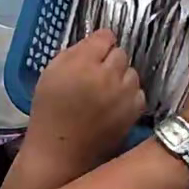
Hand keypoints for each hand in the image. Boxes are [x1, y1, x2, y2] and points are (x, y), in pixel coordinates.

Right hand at [25, 29, 144, 175]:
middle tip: (96, 75)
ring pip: (132, 72)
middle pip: (120, 53)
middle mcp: (108, 75)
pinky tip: (115, 104)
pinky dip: (129, 95)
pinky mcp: (133, 112)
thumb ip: (73, 53)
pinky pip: (139, 93)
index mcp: (83, 63)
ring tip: (106, 91)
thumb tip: (95, 42)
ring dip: (121, 77)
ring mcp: (124, 94)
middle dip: (109, 60)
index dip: (99, 43)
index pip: (105, 37)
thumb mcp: (50, 73)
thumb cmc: (49, 111)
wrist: (60, 151)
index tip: (92, 53)